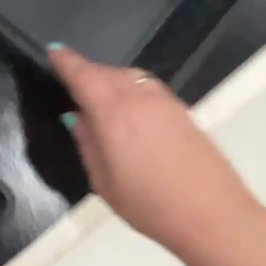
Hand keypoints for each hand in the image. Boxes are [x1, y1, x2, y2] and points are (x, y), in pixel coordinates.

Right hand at [49, 44, 256, 253]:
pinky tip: (128, 108)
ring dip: (110, 78)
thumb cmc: (150, 206)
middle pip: (108, 73)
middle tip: (70, 78)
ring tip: (97, 93)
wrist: (213, 215)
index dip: (66, 62)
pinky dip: (130, 87)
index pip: (84, 76)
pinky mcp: (183, 112)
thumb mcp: (104, 183)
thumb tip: (78, 118)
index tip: (53, 50)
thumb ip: (88, 145)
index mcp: (115, 115)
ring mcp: (165, 103)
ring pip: (130, 77)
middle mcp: (140, 100)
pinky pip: (147, 87)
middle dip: (87, 71)